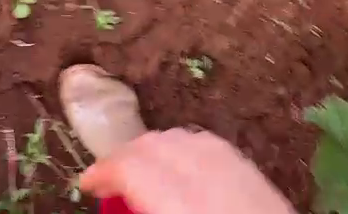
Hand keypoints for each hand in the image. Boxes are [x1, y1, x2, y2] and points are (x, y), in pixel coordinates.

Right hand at [79, 129, 294, 213]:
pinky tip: (183, 172)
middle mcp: (215, 184)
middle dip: (129, 156)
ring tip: (141, 176)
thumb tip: (117, 206)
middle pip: (163, 145)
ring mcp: (243, 178)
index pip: (138, 166)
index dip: (105, 169)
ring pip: (191, 140)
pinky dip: (192, 152)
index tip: (86, 184)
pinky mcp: (261, 183)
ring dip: (159, 150)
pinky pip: (219, 150)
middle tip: (109, 183)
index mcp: (185, 208)